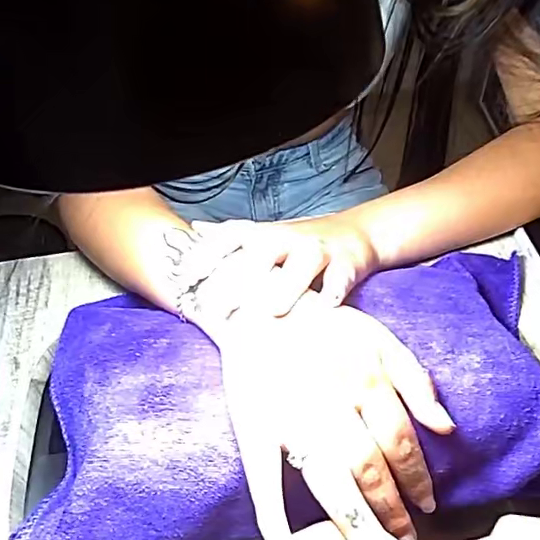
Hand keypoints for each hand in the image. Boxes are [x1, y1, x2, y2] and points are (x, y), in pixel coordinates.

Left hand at [164, 218, 378, 322]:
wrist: (354, 232)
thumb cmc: (297, 242)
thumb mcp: (263, 236)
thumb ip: (230, 237)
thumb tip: (194, 229)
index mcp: (263, 234)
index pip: (229, 238)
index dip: (206, 256)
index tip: (185, 279)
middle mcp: (287, 238)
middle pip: (260, 254)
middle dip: (238, 280)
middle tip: (217, 310)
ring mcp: (317, 249)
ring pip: (303, 262)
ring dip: (287, 285)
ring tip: (273, 310)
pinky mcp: (346, 263)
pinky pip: (340, 275)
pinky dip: (334, 289)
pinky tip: (326, 305)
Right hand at [214, 302, 454, 539]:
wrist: (257, 306)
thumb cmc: (320, 322)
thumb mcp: (377, 336)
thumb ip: (414, 379)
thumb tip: (446, 428)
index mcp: (366, 380)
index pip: (402, 445)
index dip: (419, 482)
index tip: (428, 508)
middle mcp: (334, 405)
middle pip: (372, 471)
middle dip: (394, 514)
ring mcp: (292, 420)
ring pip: (332, 481)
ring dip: (356, 523)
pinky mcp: (256, 429)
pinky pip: (264, 478)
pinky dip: (273, 516)